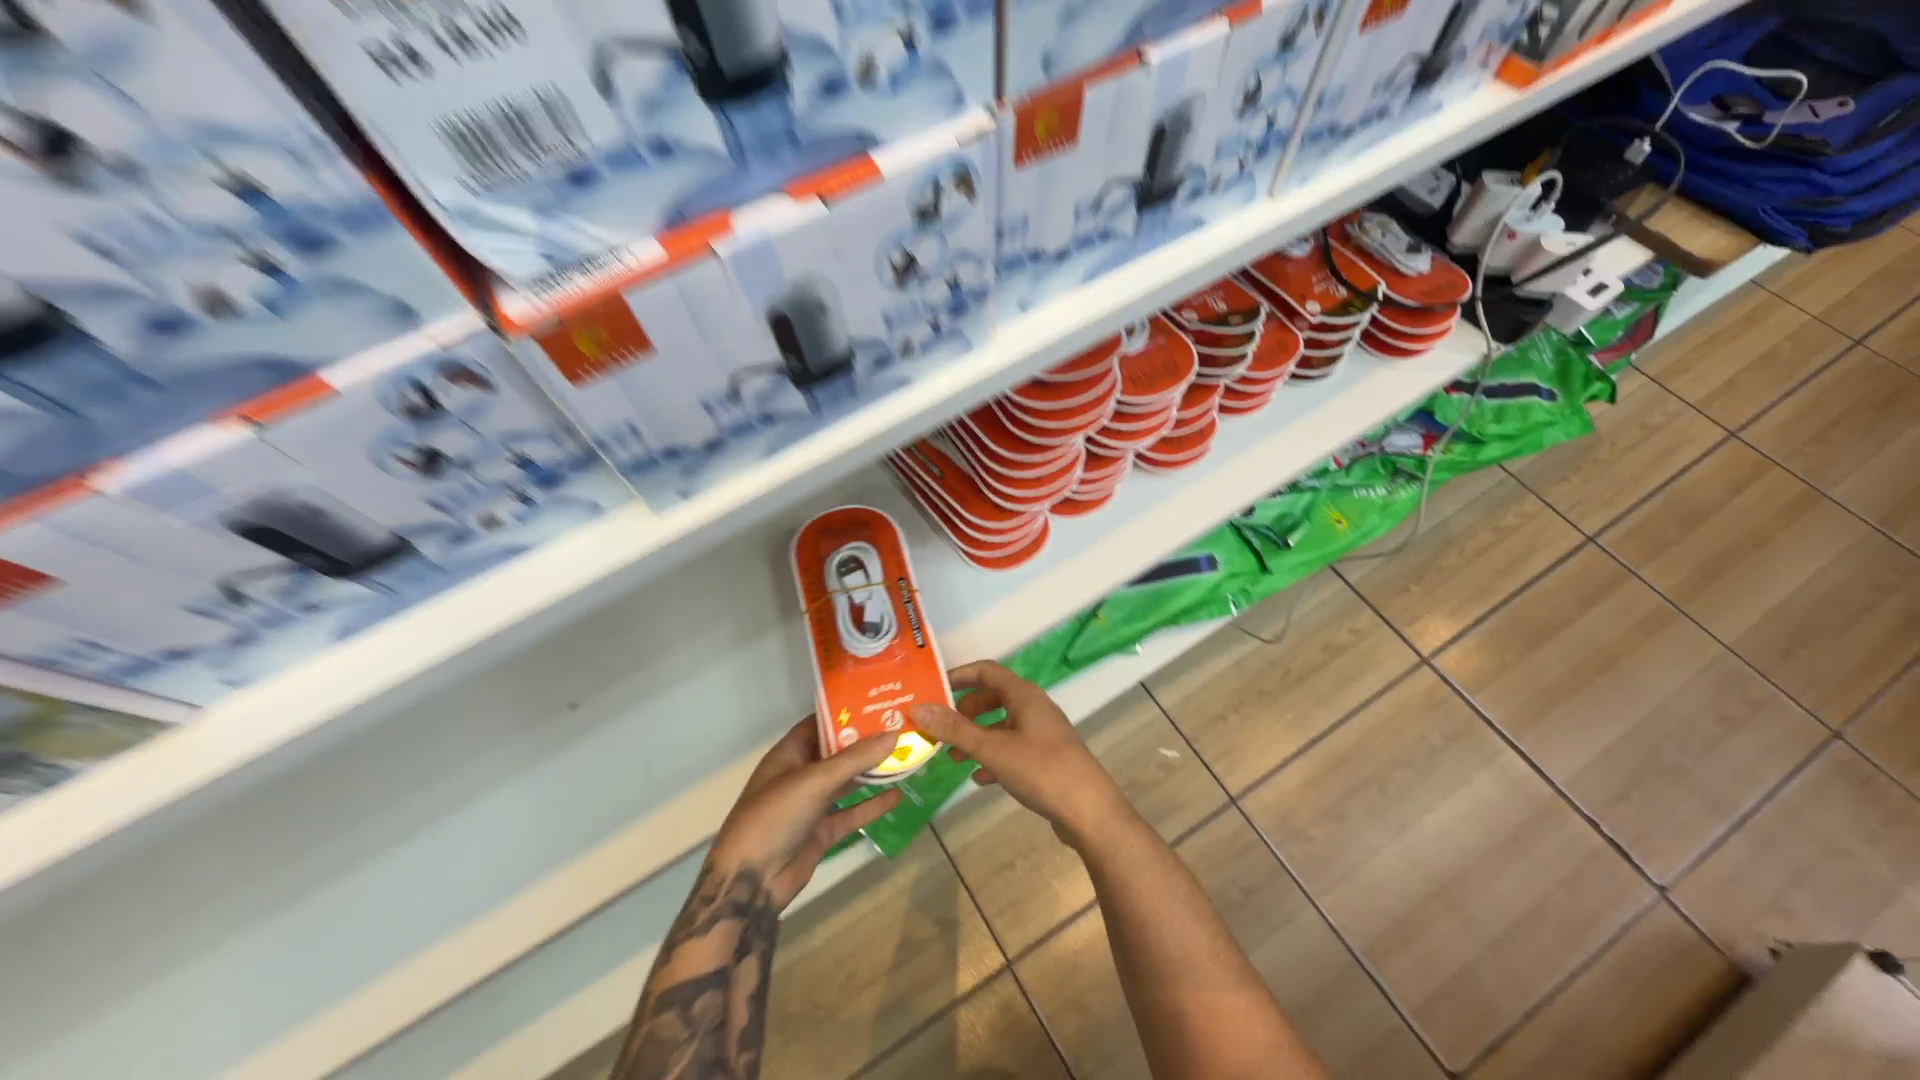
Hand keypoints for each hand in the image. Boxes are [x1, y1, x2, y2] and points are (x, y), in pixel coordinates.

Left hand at [706, 718, 904, 908]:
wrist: (752, 879)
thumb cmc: (775, 816)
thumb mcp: (815, 781)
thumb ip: (855, 759)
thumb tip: (895, 735)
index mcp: (789, 755)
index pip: (820, 724)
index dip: (846, 712)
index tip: (879, 702)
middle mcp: (801, 775)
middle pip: (837, 752)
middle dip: (866, 741)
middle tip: (902, 726)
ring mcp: (812, 805)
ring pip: (847, 782)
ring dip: (873, 772)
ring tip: (907, 755)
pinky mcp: (822, 831)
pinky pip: (851, 813)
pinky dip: (872, 805)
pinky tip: (897, 795)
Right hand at [909, 661, 1125, 846]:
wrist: (1089, 812)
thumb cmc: (1041, 770)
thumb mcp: (993, 749)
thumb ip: (955, 729)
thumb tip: (918, 708)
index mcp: (1025, 696)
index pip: (987, 671)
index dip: (959, 676)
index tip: (932, 690)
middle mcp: (1035, 709)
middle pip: (993, 698)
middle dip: (964, 712)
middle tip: (940, 728)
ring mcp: (1043, 735)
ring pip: (1002, 727)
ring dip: (976, 737)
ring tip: (953, 757)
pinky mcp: (1047, 760)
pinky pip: (1013, 750)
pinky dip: (993, 759)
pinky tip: (979, 778)